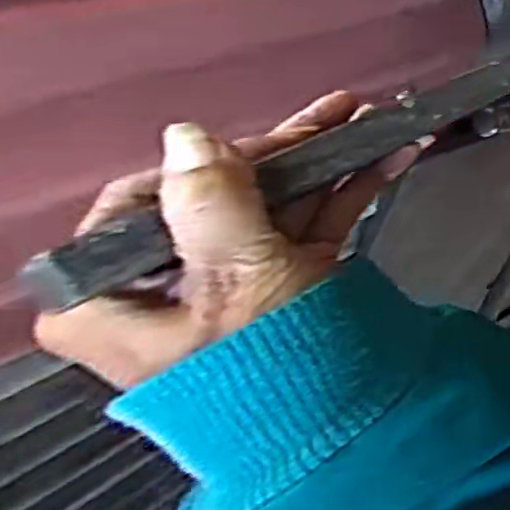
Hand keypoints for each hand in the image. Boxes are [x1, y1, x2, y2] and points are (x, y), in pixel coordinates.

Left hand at [33, 91, 425, 388]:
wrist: (338, 400)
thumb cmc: (267, 349)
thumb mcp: (237, 272)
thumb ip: (214, 202)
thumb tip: (186, 135)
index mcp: (116, 293)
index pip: (143, 203)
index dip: (206, 166)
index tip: (266, 144)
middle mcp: (172, 279)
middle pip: (229, 193)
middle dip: (295, 148)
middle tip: (343, 109)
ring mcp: (237, 273)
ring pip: (282, 198)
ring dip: (334, 157)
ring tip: (376, 118)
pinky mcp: (291, 271)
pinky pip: (318, 215)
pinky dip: (355, 184)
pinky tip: (393, 155)